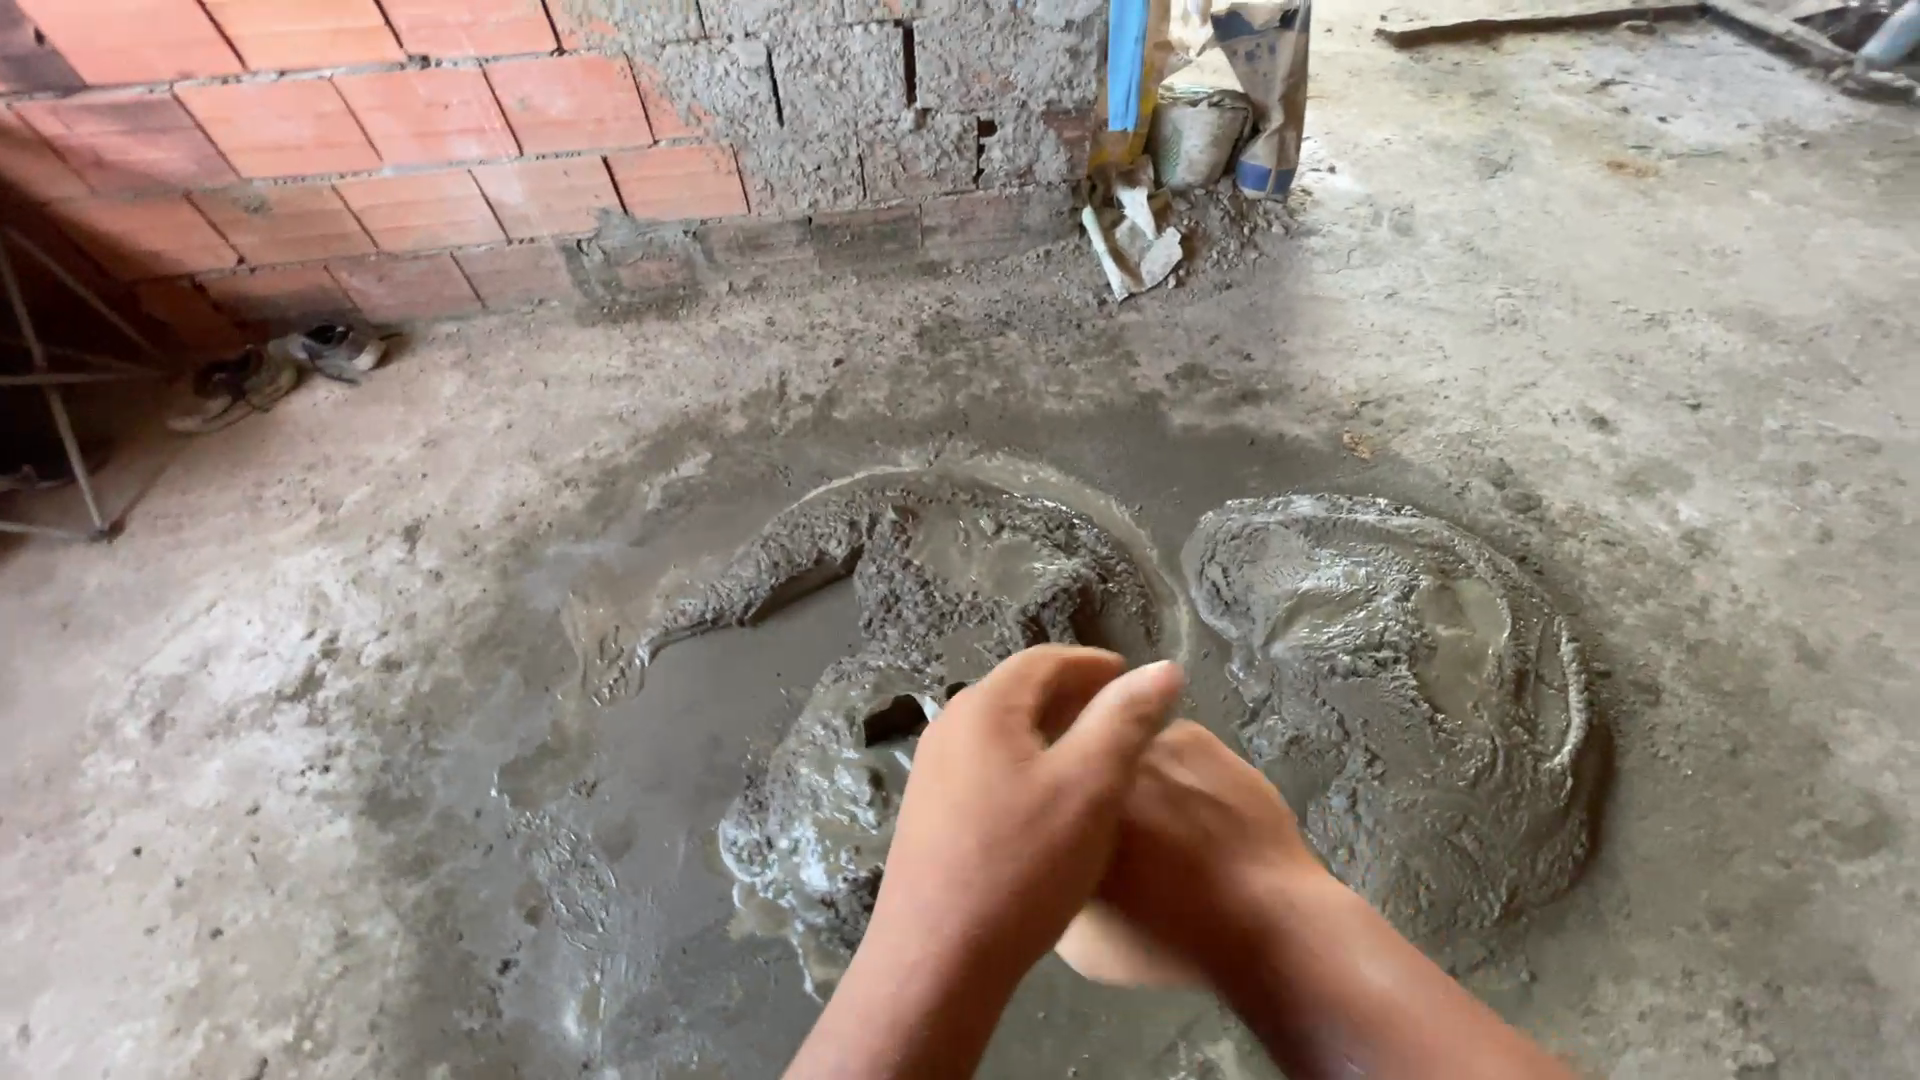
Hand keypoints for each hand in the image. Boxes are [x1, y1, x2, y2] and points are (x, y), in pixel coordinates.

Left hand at [861, 646, 1185, 988]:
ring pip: (1002, 728)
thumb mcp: (1090, 786)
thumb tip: (1162, 667)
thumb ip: (1126, 719)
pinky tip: (1047, 796)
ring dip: (1048, 728)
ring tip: (1091, 752)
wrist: (938, 956)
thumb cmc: (1023, 863)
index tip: (1132, 678)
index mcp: (984, 706)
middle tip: (1120, 714)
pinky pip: (985, 761)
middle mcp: (950, 724)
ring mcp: (932, 767)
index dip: (1093, 664)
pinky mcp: (929, 807)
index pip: (1044, 660)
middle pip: (1019, 690)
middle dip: (1072, 694)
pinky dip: (1024, 760)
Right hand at [1059, 719, 1331, 985]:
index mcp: (1056, 809)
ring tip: (1166, 825)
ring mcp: (1142, 741)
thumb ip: (1049, 886)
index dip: (1049, 816)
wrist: (1267, 924)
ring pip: (1126, 752)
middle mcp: (1093, 763)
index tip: (1065, 840)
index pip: (1037, 797)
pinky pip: (1168, 744)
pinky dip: (1176, 771)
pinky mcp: (1192, 735)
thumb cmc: (1167, 942)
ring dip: (1135, 778)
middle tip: (1120, 834)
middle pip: (1081, 767)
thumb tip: (1048, 862)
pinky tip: (1199, 811)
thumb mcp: (1078, 943)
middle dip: (1091, 790)